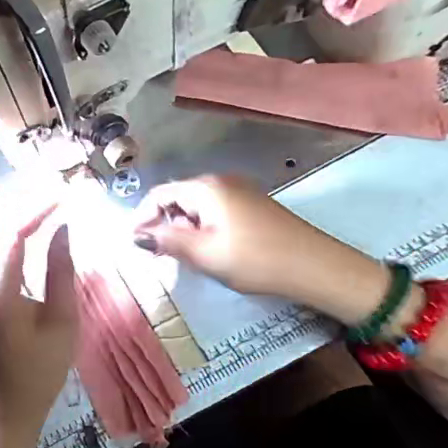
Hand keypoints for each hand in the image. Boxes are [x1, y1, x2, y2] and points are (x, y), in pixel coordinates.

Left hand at [0, 205, 77, 447]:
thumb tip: (63, 228)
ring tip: (45, 196)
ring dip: (12, 210)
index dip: (37, 207)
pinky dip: (4, 227)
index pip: (11, 232)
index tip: (65, 193)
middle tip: (56, 186)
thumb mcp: (62, 322)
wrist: (3, 404)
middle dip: (23, 200)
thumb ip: (61, 270)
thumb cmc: (40, 370)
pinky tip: (26, 220)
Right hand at [132, 175, 391, 324]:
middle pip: (180, 197)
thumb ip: (168, 241)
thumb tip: (137, 235)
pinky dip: (205, 228)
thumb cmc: (254, 259)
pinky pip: (218, 212)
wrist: (312, 265)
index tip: (134, 244)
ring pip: (199, 206)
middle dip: (164, 223)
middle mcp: (222, 181)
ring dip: (185, 228)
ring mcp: (242, 192)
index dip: (142, 217)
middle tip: (158, 255)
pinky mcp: (255, 206)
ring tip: (184, 257)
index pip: (161, 193)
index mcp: (206, 188)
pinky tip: (212, 251)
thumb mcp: (204, 253)